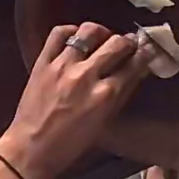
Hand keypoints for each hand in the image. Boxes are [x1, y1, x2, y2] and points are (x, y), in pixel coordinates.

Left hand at [0, 23, 152, 178]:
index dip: (144, 54)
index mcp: (106, 96)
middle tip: (127, 43)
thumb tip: (137, 71)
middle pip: (116, 44)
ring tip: (102, 38)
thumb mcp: (104, 122)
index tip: (147, 49)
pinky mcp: (43, 62)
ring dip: (101, 32)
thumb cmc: (71, 143)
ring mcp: (63, 66)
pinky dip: (70, 30)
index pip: (134, 65)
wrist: (32, 148)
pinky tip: (76, 36)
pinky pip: (58, 34)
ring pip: (88, 32)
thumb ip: (122, 94)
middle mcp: (86, 76)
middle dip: (126, 41)